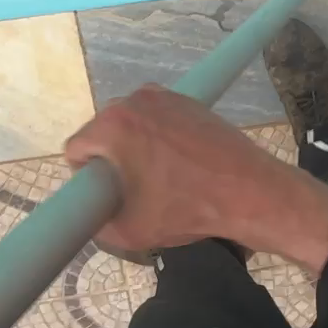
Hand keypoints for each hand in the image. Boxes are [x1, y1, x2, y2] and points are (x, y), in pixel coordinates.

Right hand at [63, 85, 327, 269]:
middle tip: (131, 188)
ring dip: (134, 147)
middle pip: (103, 131)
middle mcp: (135, 100)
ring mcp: (165, 96)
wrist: (250, 190)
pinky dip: (158, 137)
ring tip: (156, 177)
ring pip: (131, 124)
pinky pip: (157, 119)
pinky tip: (176, 163)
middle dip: (110, 159)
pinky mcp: (189, 101)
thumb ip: (98, 227)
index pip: (77, 147)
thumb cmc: (190, 209)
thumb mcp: (131, 231)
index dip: (84, 177)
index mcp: (113, 125)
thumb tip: (93, 219)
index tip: (104, 195)